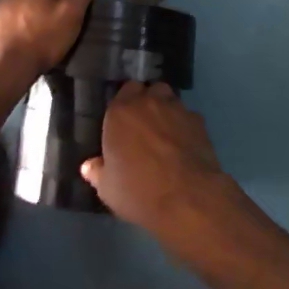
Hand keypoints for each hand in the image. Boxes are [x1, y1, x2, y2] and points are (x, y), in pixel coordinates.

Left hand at [0, 0, 94, 75]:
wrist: (9, 64)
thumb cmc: (44, 37)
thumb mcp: (72, 12)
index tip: (82, 13)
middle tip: (68, 21)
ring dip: (49, 5)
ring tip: (53, 26)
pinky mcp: (1, 7)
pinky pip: (27, 4)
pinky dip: (35, 12)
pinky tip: (37, 28)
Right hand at [81, 82, 234, 239]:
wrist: (187, 198)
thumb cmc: (139, 191)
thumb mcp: (108, 188)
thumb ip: (97, 171)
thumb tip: (89, 165)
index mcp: (121, 112)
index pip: (124, 91)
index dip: (125, 104)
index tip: (123, 122)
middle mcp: (149, 102)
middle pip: (149, 90)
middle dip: (146, 102)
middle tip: (143, 127)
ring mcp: (177, 109)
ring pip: (170, 100)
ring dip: (165, 111)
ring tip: (164, 134)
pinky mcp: (199, 121)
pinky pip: (187, 117)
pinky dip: (183, 126)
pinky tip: (183, 145)